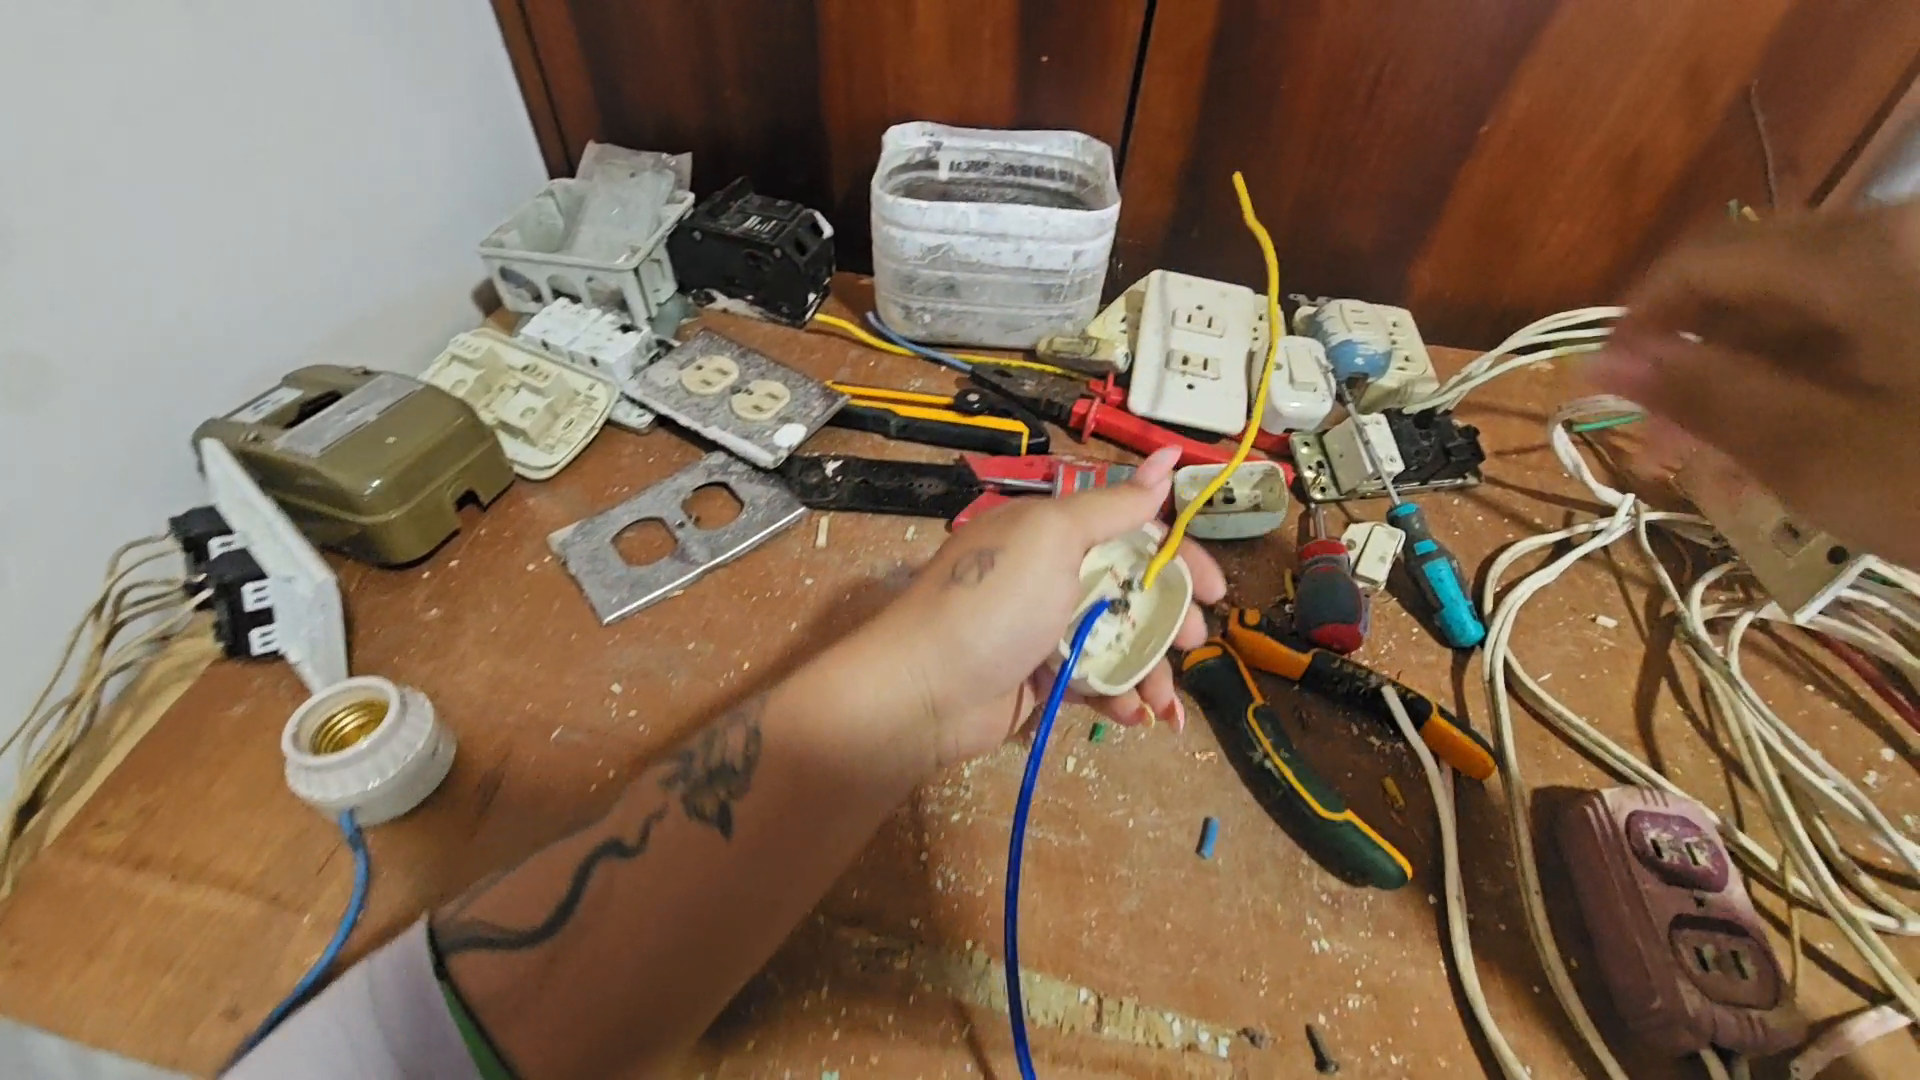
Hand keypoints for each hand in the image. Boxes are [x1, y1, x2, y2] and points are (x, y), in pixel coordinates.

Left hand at [839, 447, 1225, 769]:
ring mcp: (1046, 628)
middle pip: (1131, 589)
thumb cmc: (994, 602)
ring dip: (1151, 670)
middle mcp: (1051, 575)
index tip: (1215, 588)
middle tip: (1193, 641)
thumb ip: (1113, 506)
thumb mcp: (1053, 537)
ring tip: (1165, 701)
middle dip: (1170, 617)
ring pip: (1118, 641)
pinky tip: (1136, 716)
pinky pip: (1094, 681)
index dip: (1178, 556)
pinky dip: (1119, 697)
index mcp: (1052, 532)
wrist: (926, 689)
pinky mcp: (1041, 677)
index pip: (1132, 532)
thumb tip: (1165, 458)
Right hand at [1590, 198, 1919, 564]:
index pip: (1700, 263)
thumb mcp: (1818, 451)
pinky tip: (1804, 446)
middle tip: (1663, 449)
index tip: (1603, 390)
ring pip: (1812, 318)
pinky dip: (1819, 387)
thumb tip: (1599, 364)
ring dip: (1749, 387)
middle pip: (1755, 291)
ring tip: (1728, 465)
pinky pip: (1873, 333)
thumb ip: (1701, 394)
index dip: (1634, 324)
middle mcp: (1911, 246)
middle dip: (1693, 369)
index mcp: (1866, 259)